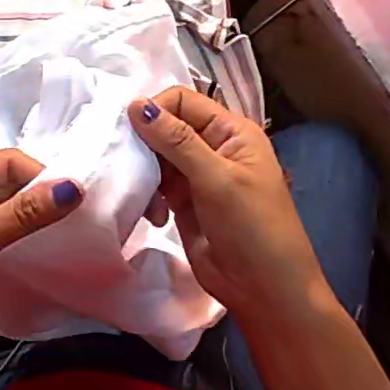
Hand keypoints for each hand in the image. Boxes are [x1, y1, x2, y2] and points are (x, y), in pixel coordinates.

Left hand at [0, 151, 82, 351]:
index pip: (8, 162)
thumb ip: (26, 212)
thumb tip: (74, 188)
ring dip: (39, 216)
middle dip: (43, 195)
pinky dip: (30, 234)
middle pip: (13, 182)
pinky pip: (11, 229)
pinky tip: (52, 242)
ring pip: (15, 207)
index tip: (75, 196)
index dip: (40, 175)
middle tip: (81, 213)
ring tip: (72, 228)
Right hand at [129, 87, 332, 317]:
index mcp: (231, 131)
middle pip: (165, 127)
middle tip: (125, 161)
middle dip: (144, 141)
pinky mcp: (181, 201)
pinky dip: (146, 193)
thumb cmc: (252, 227)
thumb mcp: (216, 178)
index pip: (183, 101)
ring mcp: (196, 175)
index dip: (155, 110)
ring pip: (155, 156)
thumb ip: (176, 140)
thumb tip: (136, 104)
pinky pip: (154, 183)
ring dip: (143, 170)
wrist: (264, 288)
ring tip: (139, 190)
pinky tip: (149, 212)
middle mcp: (213, 147)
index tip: (128, 132)